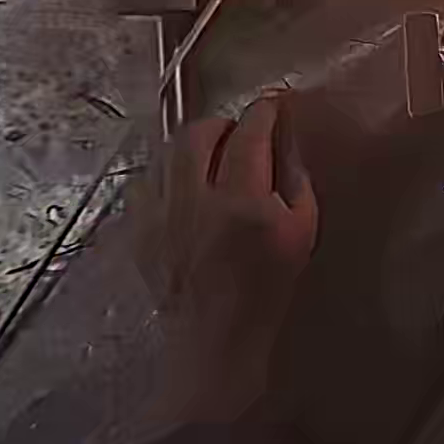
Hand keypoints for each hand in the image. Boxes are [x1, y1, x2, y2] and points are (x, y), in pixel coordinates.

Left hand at [115, 96, 318, 435]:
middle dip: (225, 121)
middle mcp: (197, 202)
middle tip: (242, 131)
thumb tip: (284, 139)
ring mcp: (160, 215)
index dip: (264, 111)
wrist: (216, 339)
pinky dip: (171, 168)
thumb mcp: (303, 228)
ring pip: (169, 150)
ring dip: (197, 141)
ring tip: (215, 153)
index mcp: (245, 203)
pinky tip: (188, 182)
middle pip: (199, 133)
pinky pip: (149, 177)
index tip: (274, 104)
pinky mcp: (139, 229)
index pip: (251, 135)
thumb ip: (296, 177)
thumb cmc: (270, 284)